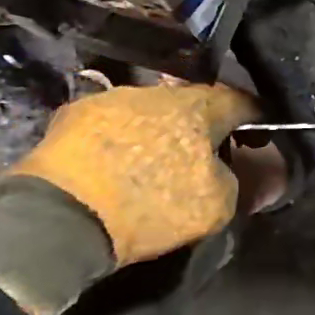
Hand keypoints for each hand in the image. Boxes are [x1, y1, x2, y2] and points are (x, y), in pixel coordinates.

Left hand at [7, 83, 260, 264]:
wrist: (57, 222)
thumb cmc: (150, 208)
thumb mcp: (217, 206)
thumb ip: (241, 181)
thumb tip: (247, 172)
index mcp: (202, 106)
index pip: (242, 101)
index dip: (255, 119)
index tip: (257, 137)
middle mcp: (159, 92)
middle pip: (194, 102)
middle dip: (204, 123)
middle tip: (205, 150)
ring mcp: (112, 99)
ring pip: (152, 109)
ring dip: (161, 127)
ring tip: (157, 156)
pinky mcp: (71, 116)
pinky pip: (114, 121)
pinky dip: (124, 136)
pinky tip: (120, 161)